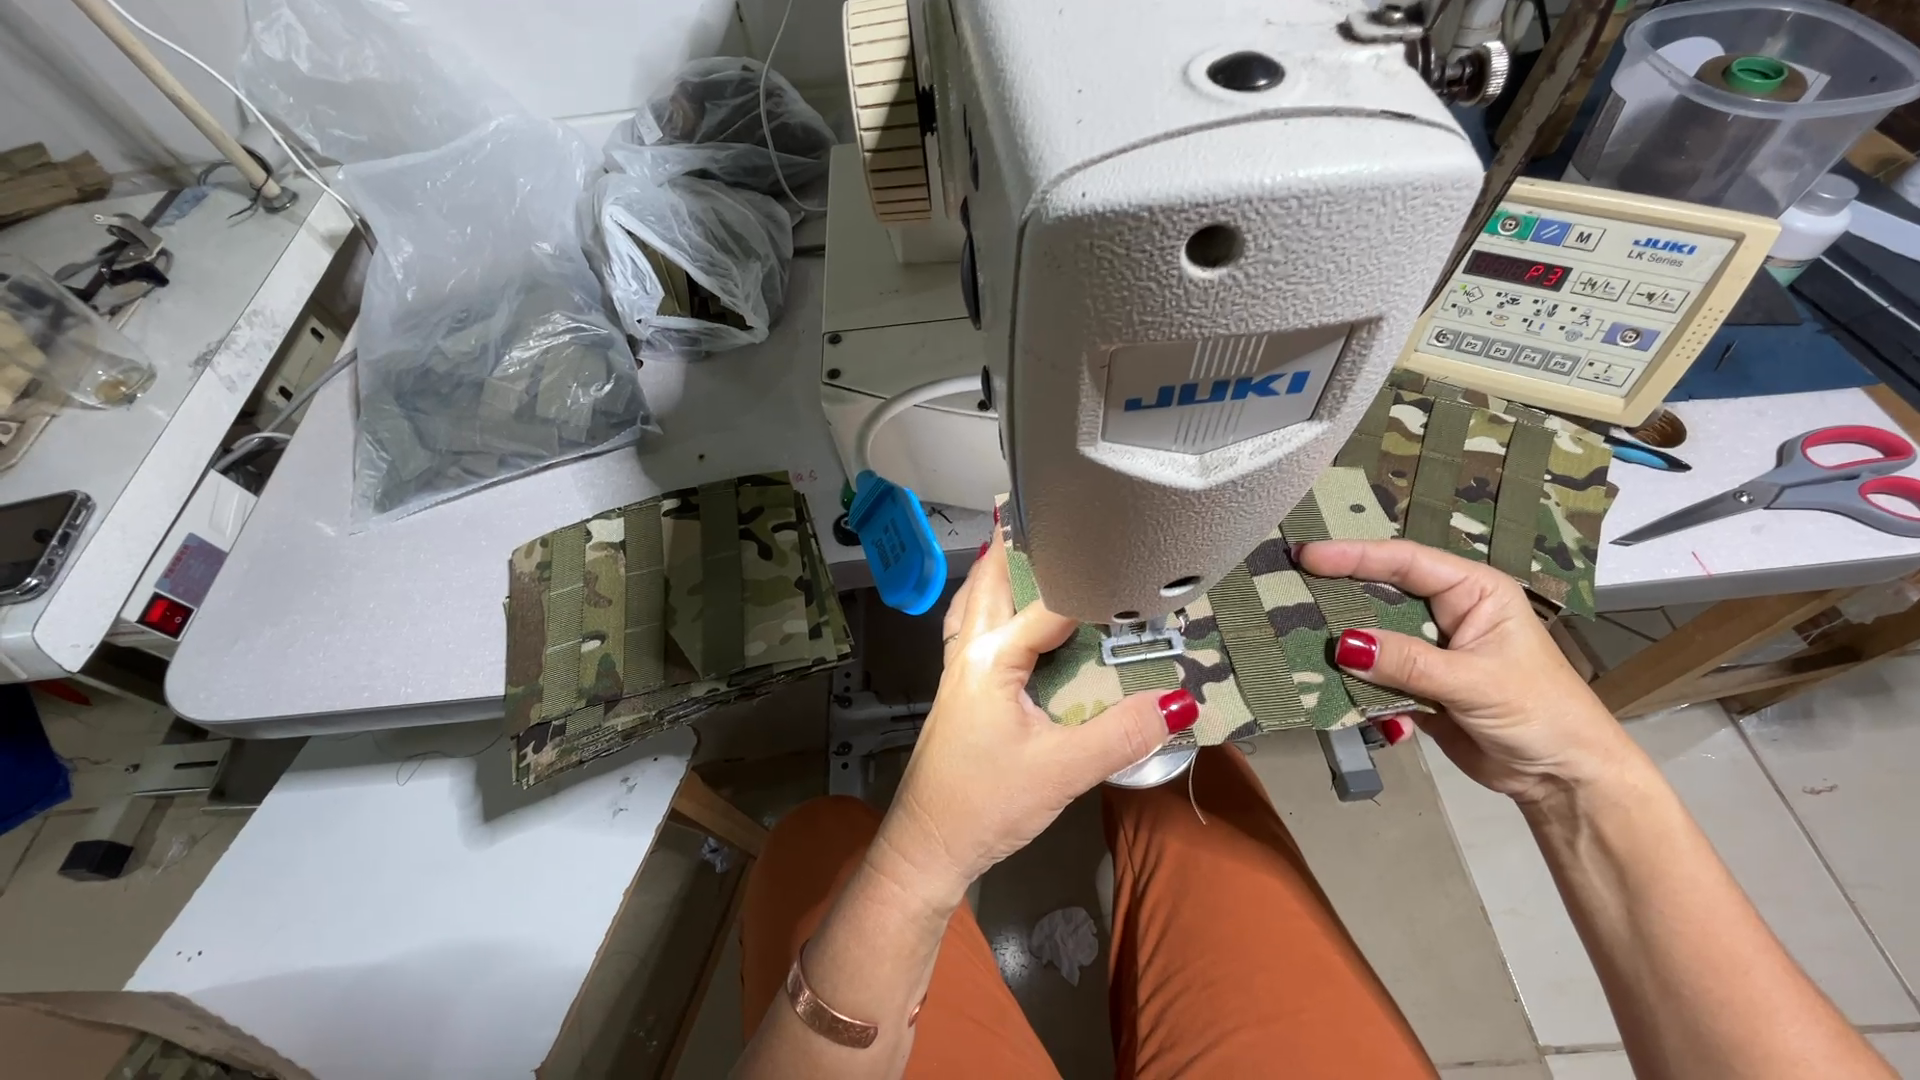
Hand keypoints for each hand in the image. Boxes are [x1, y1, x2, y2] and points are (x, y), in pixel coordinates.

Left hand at [870, 537, 1195, 909]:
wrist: (927, 845)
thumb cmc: (985, 804)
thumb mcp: (1061, 770)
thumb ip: (1121, 734)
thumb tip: (1183, 701)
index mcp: (991, 658)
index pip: (1046, 604)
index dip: (1086, 579)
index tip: (1123, 553)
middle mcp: (969, 653)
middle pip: (991, 584)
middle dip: (1019, 549)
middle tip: (1053, 516)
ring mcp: (957, 671)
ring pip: (974, 604)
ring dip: (996, 573)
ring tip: (1024, 548)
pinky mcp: (958, 691)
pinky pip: (972, 629)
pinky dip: (987, 605)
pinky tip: (1002, 613)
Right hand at [1296, 539, 1636, 805]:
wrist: (1561, 779)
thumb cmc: (1541, 714)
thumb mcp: (1476, 682)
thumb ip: (1409, 663)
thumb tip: (1343, 644)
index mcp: (1473, 592)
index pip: (1405, 562)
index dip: (1354, 556)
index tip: (1307, 555)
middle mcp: (1446, 611)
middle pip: (1379, 591)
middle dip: (1336, 591)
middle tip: (1285, 585)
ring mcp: (1427, 648)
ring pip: (1370, 633)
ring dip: (1339, 641)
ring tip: (1290, 632)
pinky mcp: (1413, 683)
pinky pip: (1371, 672)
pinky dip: (1350, 679)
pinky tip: (1326, 683)